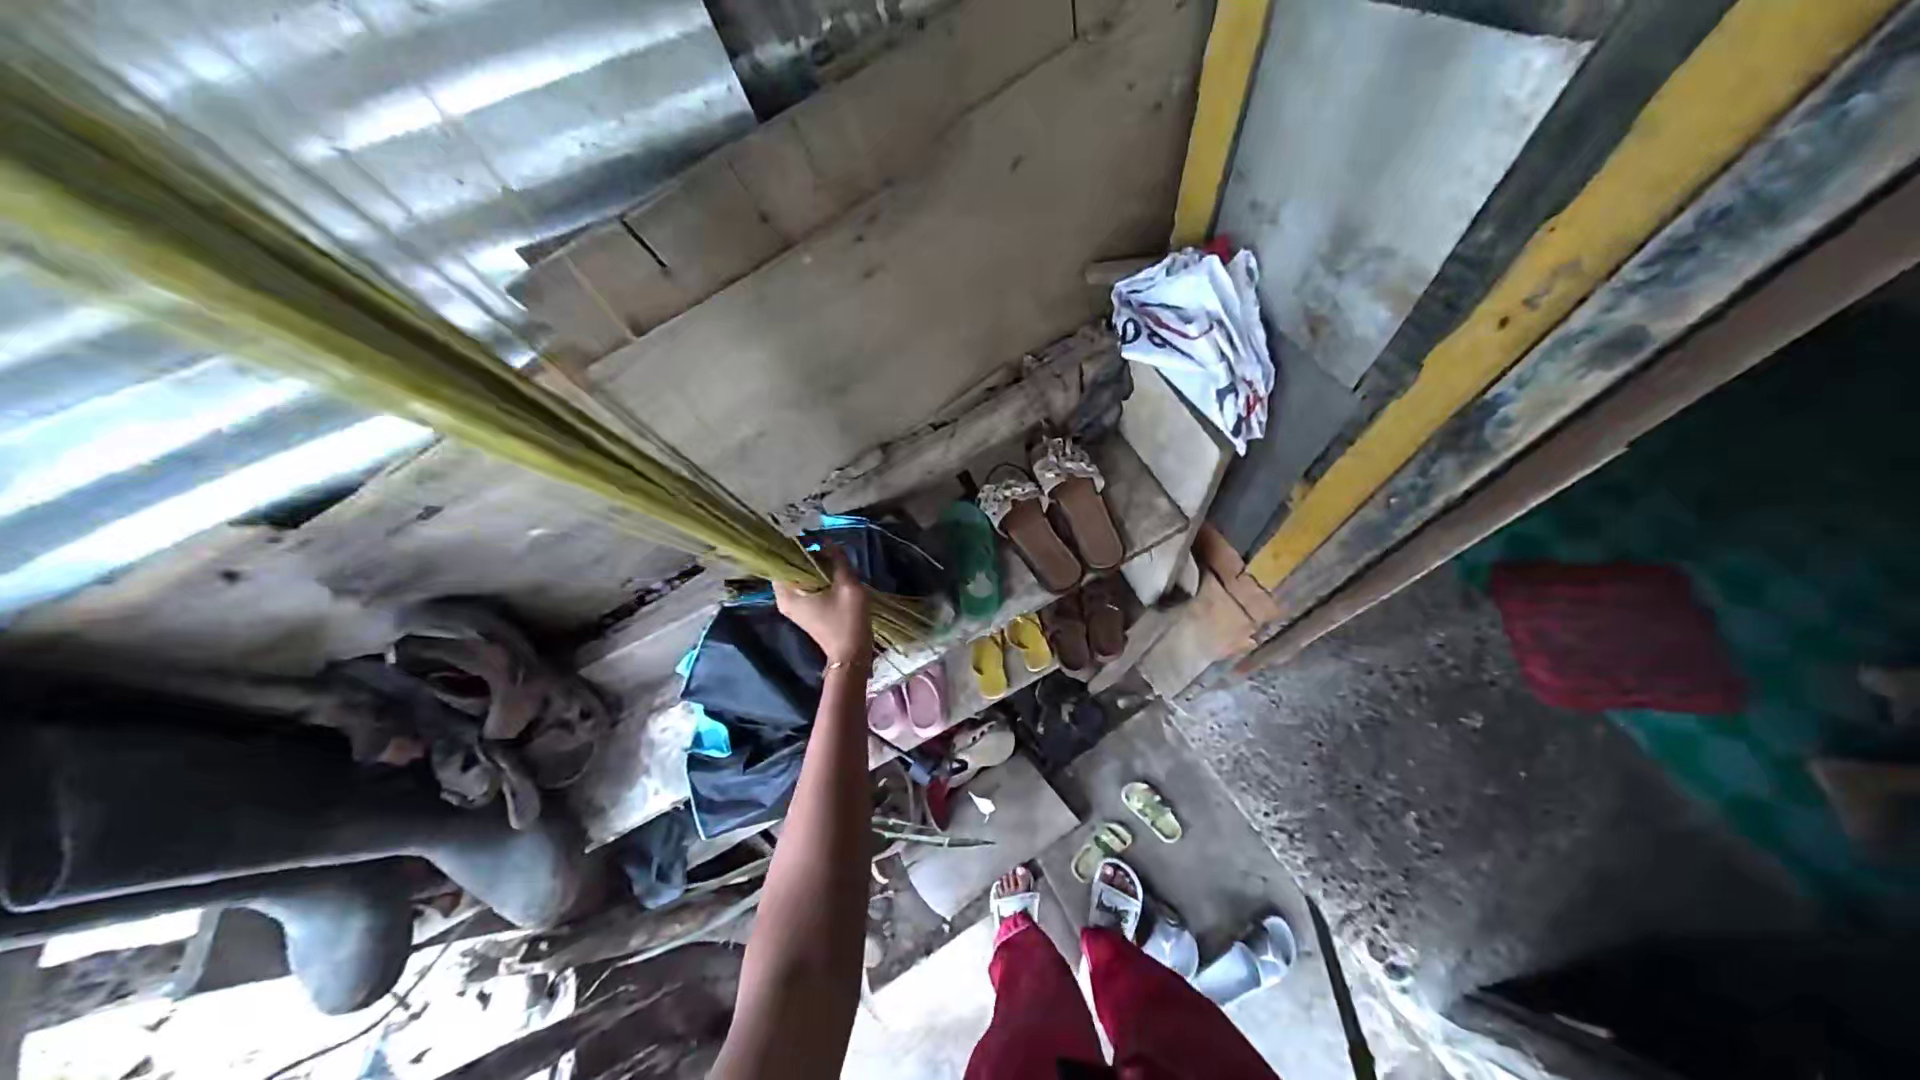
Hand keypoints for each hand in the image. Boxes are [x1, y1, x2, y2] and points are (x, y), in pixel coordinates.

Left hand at [775, 546, 872, 665]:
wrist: (851, 655)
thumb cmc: (848, 621)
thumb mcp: (848, 586)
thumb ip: (837, 560)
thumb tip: (828, 542)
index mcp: (788, 593)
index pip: (780, 560)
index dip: (794, 545)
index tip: (810, 535)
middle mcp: (784, 599)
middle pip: (788, 567)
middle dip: (803, 554)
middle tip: (822, 543)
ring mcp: (792, 606)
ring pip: (797, 576)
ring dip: (810, 565)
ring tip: (827, 554)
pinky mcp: (803, 610)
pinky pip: (803, 586)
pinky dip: (813, 576)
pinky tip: (828, 570)